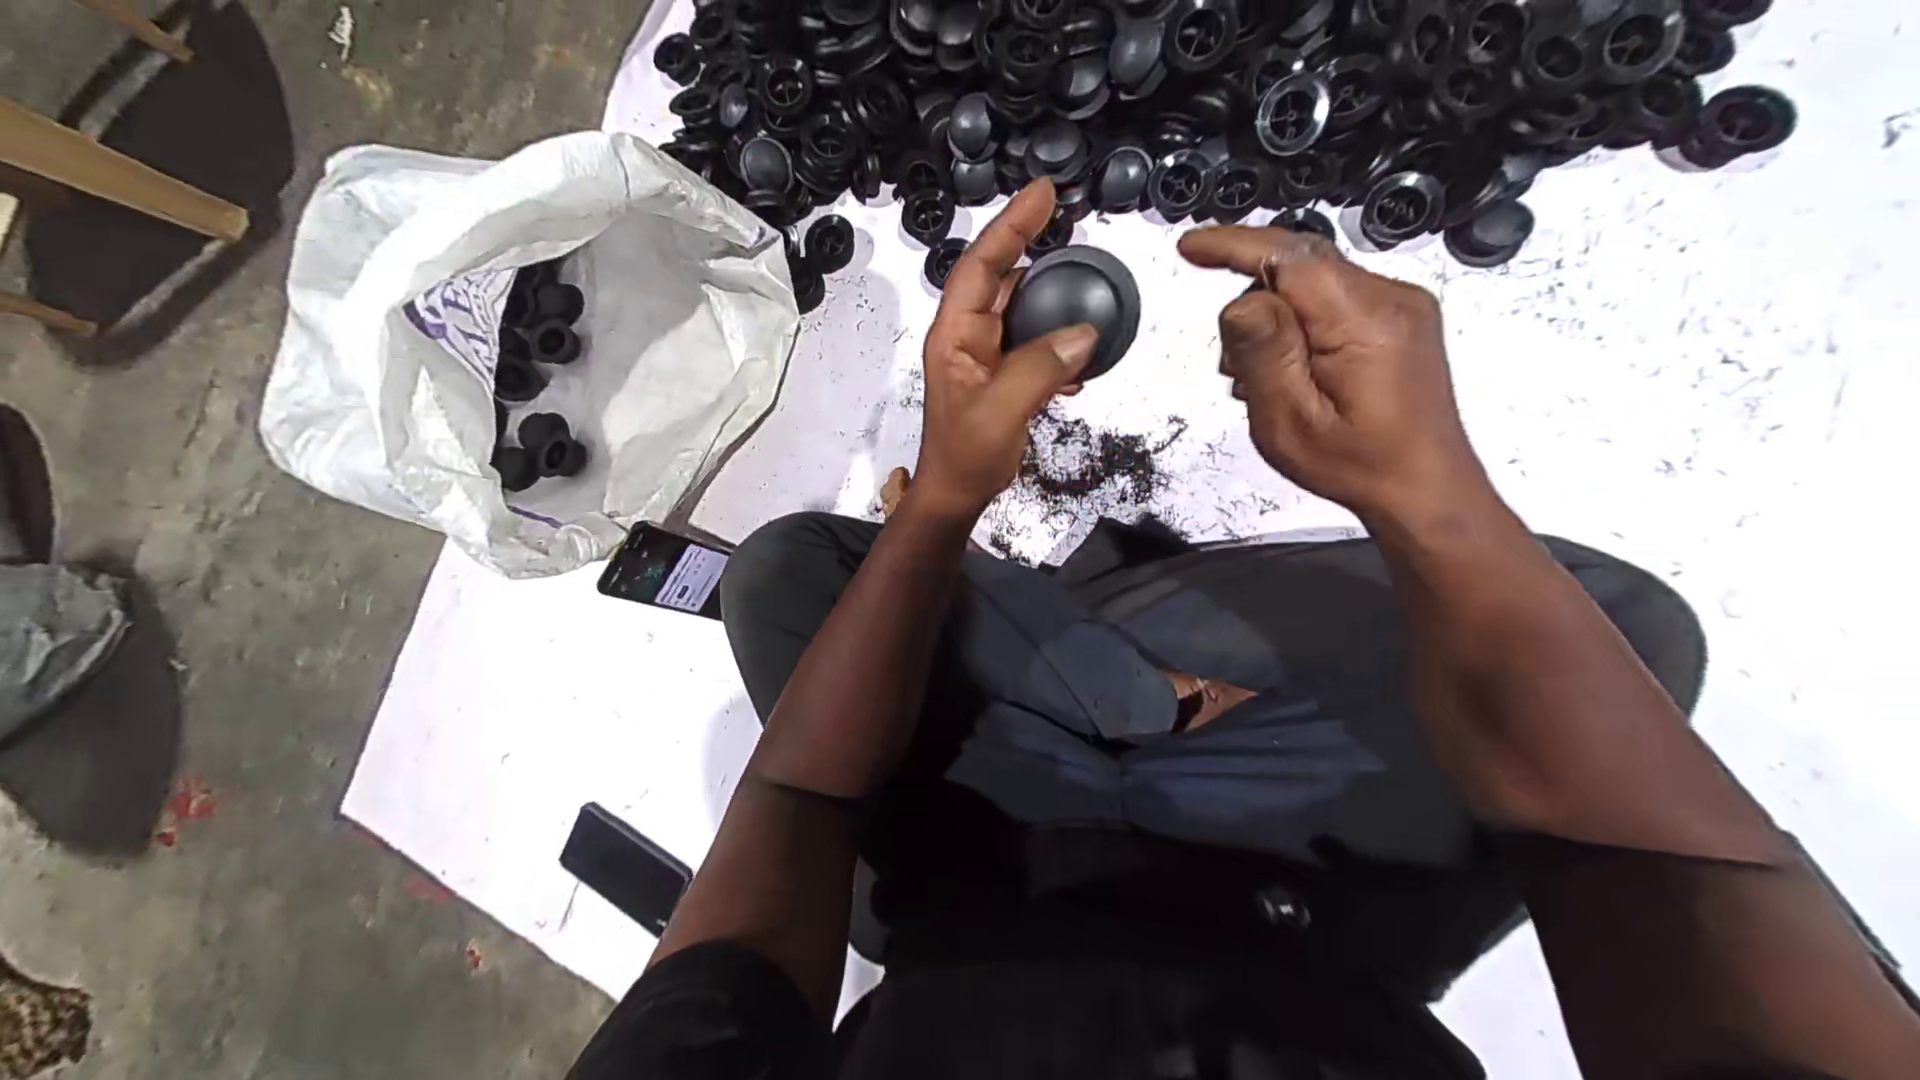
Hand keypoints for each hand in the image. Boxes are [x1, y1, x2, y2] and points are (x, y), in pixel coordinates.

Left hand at [914, 179, 1097, 520]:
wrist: (957, 493)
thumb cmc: (964, 457)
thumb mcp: (999, 414)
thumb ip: (1039, 371)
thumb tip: (1084, 335)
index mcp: (955, 337)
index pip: (980, 267)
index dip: (1010, 227)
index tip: (1042, 195)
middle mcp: (969, 338)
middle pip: (999, 277)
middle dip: (1030, 243)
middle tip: (1067, 217)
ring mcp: (987, 356)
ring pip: (1019, 307)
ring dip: (1050, 290)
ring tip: (1082, 276)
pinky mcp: (1004, 375)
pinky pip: (1033, 340)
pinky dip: (1057, 335)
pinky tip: (1080, 345)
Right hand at [1177, 226, 1494, 524]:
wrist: (1420, 487)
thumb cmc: (1361, 464)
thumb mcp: (1290, 421)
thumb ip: (1264, 354)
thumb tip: (1241, 302)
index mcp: (1364, 323)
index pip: (1291, 256)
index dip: (1235, 246)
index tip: (1194, 246)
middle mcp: (1389, 301)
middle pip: (1298, 267)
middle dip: (1251, 306)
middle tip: (1236, 366)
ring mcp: (1396, 308)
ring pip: (1309, 287)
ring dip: (1272, 325)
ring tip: (1265, 382)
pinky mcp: (1394, 320)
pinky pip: (1328, 303)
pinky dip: (1296, 330)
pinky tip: (1290, 372)